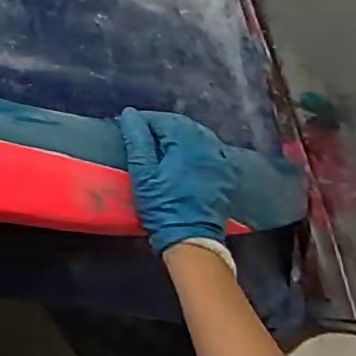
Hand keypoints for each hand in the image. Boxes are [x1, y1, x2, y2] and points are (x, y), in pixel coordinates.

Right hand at [116, 109, 235, 252]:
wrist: (193, 241)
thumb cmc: (163, 207)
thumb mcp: (143, 174)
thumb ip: (137, 140)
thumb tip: (130, 114)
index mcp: (187, 141)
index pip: (162, 119)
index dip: (143, 121)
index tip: (129, 128)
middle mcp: (207, 143)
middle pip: (181, 124)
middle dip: (160, 126)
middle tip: (141, 135)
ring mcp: (220, 158)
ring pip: (196, 134)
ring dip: (177, 135)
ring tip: (159, 144)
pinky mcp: (225, 172)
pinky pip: (209, 148)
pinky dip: (194, 147)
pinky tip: (184, 155)